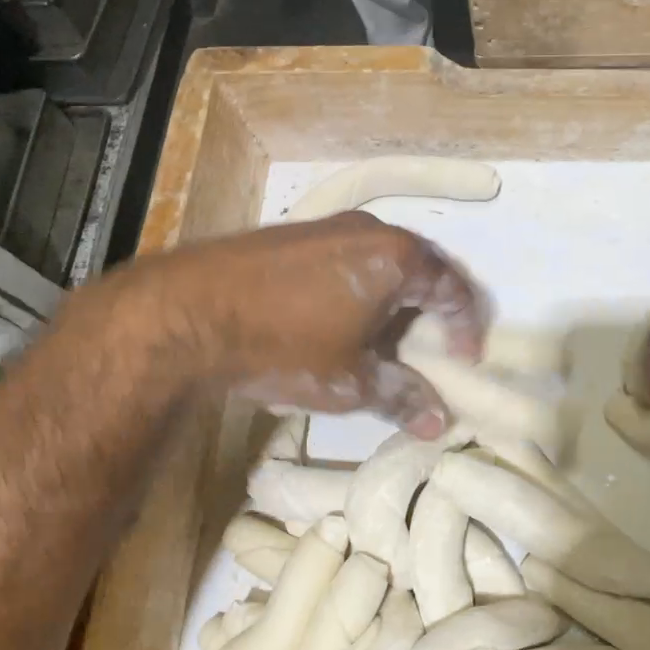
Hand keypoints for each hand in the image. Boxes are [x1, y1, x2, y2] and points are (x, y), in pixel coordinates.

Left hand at [94, 213, 486, 437]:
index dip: (465, 329)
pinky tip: (341, 324)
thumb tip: (439, 423)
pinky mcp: (293, 235)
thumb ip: (403, 397)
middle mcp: (370, 229)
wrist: (183, 315)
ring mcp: (328, 226)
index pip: (453, 289)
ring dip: (394, 302)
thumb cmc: (284, 347)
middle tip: (431, 351)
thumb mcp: (352, 383)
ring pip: (382, 264)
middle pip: (421, 270)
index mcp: (397, 258)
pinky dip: (361, 291)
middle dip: (431, 313)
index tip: (463, 363)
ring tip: (384, 343)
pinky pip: (349, 261)